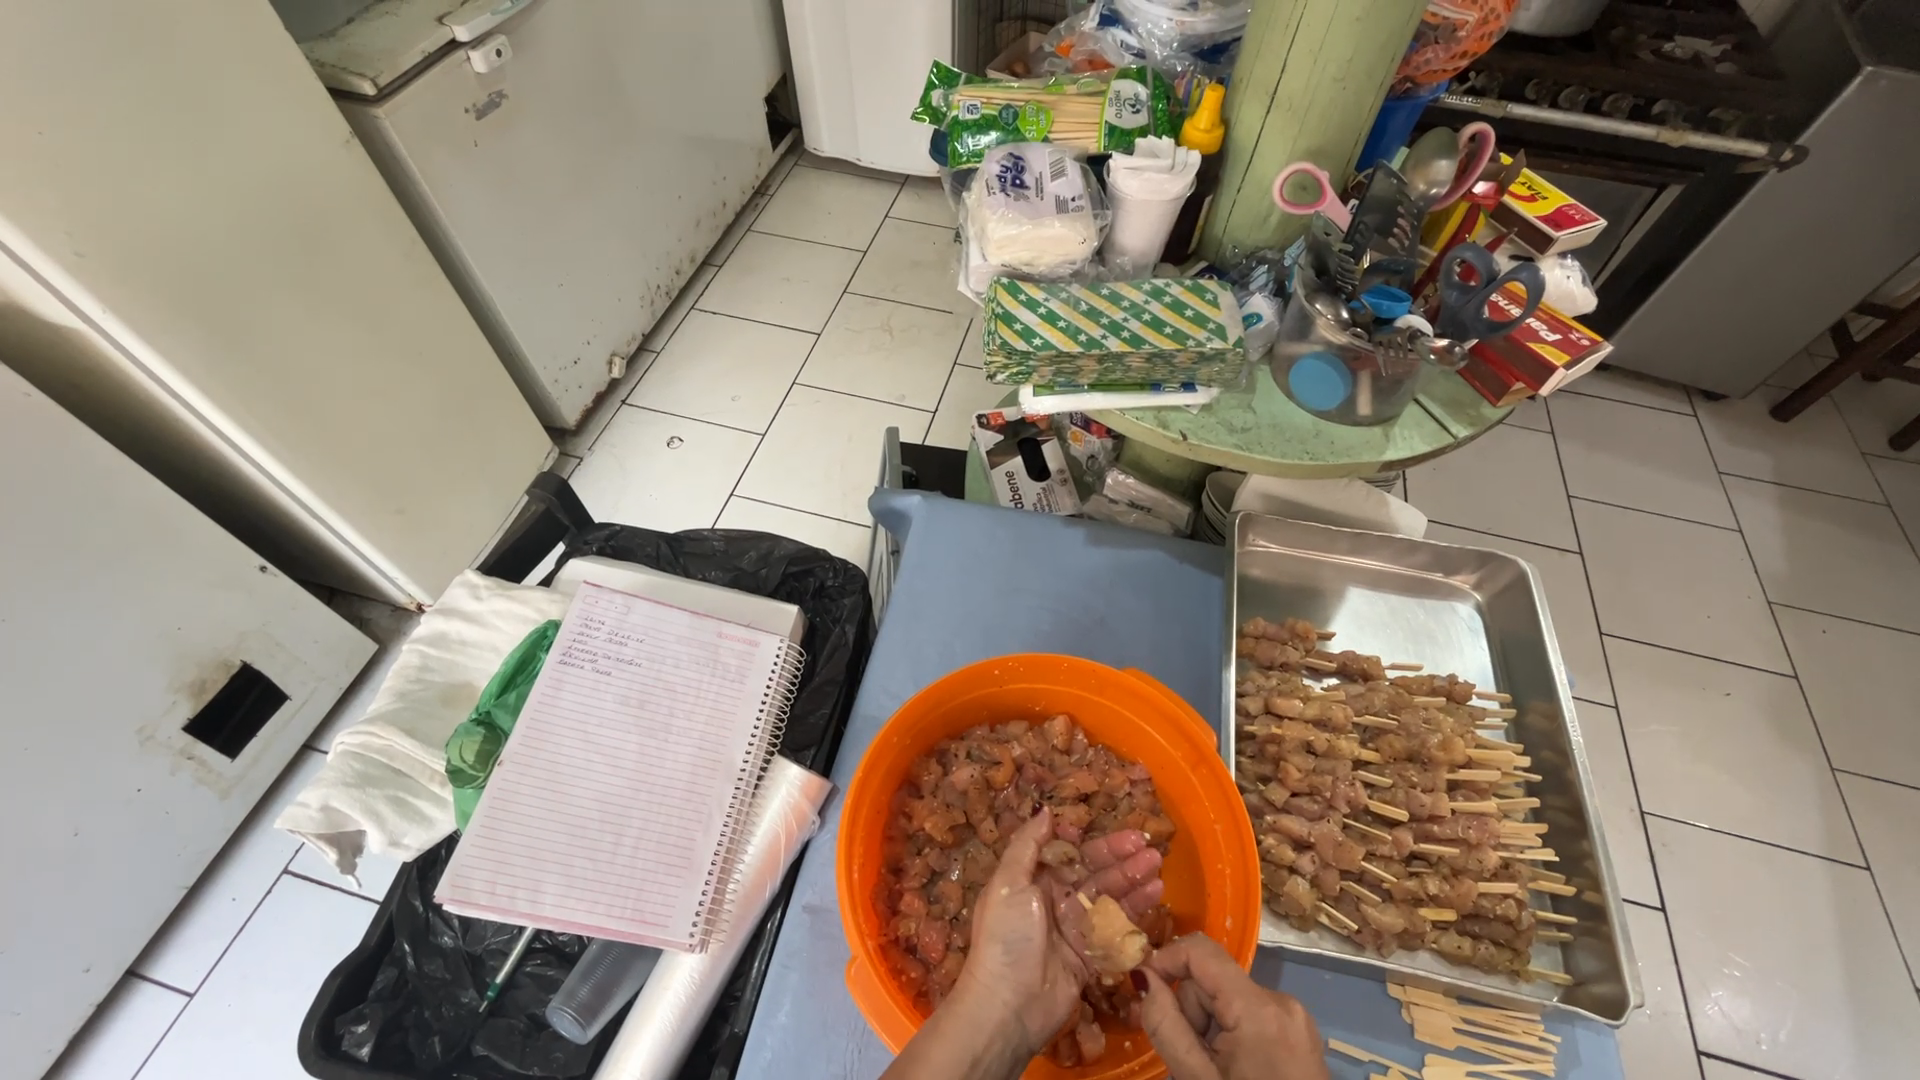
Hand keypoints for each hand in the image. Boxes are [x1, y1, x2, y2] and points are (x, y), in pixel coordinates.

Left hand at [950, 808, 1163, 1057]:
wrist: (1007, 1006)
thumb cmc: (1005, 939)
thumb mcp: (1008, 884)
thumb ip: (1027, 845)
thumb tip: (1045, 810)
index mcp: (1032, 879)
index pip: (1066, 852)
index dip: (1090, 840)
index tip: (1112, 829)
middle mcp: (1053, 900)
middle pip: (1092, 872)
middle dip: (1120, 858)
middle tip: (1149, 846)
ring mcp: (1073, 929)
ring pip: (1108, 897)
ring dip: (1133, 880)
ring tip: (1158, 867)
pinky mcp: (1089, 956)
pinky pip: (1115, 929)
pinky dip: (1135, 912)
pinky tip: (1155, 896)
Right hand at [1139, 935, 1329, 1079]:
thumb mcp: (1198, 1079)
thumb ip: (1166, 1024)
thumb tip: (1142, 976)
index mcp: (1258, 1008)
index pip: (1201, 951)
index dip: (1164, 960)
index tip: (1141, 990)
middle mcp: (1281, 1001)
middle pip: (1212, 980)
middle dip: (1190, 1012)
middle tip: (1188, 1058)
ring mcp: (1295, 1018)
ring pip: (1228, 1000)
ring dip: (1209, 1027)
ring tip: (1213, 1071)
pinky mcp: (1300, 1035)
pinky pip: (1249, 1016)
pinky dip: (1230, 1035)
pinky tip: (1233, 1071)